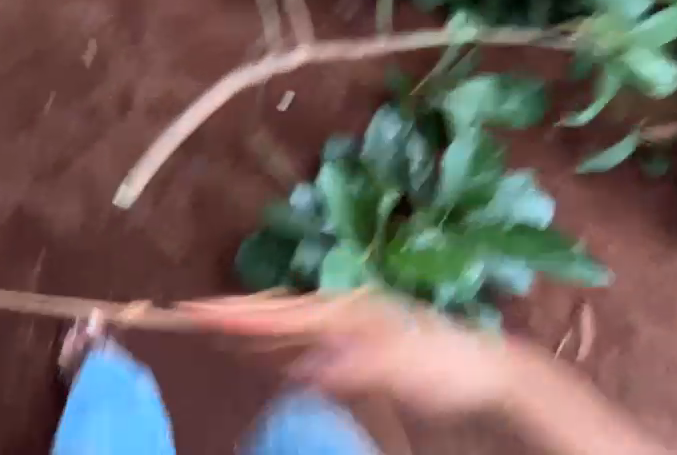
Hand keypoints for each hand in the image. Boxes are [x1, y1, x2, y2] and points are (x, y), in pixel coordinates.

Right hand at [181, 292, 535, 418]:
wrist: (486, 367)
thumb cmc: (446, 364)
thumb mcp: (405, 368)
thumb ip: (356, 364)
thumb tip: (305, 367)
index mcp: (342, 313)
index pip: (278, 312)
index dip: (237, 312)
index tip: (198, 308)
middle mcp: (336, 313)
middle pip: (274, 311)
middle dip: (233, 311)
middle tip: (191, 312)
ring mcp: (344, 328)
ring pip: (285, 324)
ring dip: (250, 326)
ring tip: (215, 326)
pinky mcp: (353, 347)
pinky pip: (303, 343)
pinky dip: (276, 344)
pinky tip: (265, 353)